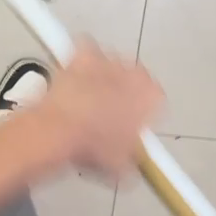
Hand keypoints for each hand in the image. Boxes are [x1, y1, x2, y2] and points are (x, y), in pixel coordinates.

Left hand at [27, 39, 162, 180]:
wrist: (60, 129)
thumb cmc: (93, 145)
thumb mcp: (120, 164)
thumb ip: (131, 157)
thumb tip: (127, 162)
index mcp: (152, 97)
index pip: (155, 98)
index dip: (141, 111)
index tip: (129, 122)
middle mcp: (136, 74)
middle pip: (135, 78)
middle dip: (123, 91)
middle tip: (107, 111)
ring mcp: (110, 60)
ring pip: (112, 63)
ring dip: (104, 76)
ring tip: (88, 96)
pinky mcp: (84, 53)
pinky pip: (88, 50)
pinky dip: (83, 60)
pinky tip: (75, 77)